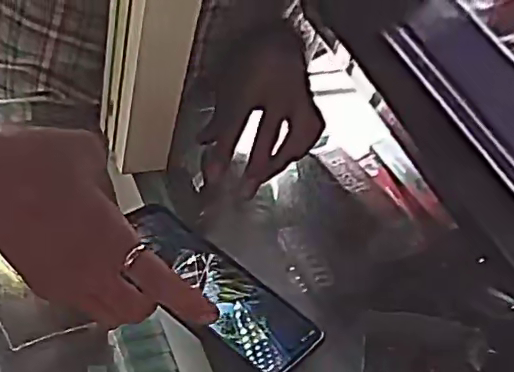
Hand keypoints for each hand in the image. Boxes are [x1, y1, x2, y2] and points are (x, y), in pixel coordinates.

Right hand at [0, 125, 214, 328]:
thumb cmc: (28, 166)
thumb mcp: (87, 156)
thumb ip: (111, 187)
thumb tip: (111, 203)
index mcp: (108, 241)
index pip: (159, 282)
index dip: (186, 301)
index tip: (206, 313)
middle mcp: (89, 273)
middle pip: (134, 312)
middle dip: (148, 303)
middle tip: (150, 283)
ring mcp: (64, 285)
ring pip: (105, 314)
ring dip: (120, 303)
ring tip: (117, 273)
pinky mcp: (43, 286)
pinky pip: (78, 301)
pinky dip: (91, 292)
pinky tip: (82, 263)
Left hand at [200, 23, 325, 199]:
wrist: (280, 38)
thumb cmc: (252, 61)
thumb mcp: (228, 87)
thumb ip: (218, 119)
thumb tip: (204, 142)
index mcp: (252, 83)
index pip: (233, 125)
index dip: (222, 153)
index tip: (214, 178)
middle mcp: (278, 90)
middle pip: (268, 136)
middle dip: (255, 167)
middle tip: (244, 191)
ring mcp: (298, 96)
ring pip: (295, 135)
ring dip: (279, 161)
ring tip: (264, 178)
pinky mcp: (310, 103)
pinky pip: (309, 130)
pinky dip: (298, 149)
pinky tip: (286, 160)